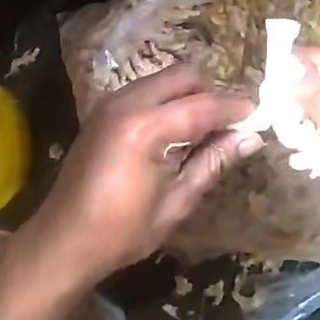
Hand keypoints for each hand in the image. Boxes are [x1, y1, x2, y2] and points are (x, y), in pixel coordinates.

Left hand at [11, 66, 258, 288]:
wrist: (61, 243)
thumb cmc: (122, 231)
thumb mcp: (177, 201)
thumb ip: (214, 162)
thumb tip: (252, 138)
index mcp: (146, 128)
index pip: (204, 105)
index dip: (235, 109)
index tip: (259, 117)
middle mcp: (128, 104)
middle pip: (185, 76)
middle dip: (212, 94)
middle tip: (228, 124)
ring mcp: (111, 103)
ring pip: (165, 79)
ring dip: (189, 95)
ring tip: (205, 128)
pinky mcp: (103, 111)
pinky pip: (147, 90)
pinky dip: (168, 100)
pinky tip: (175, 131)